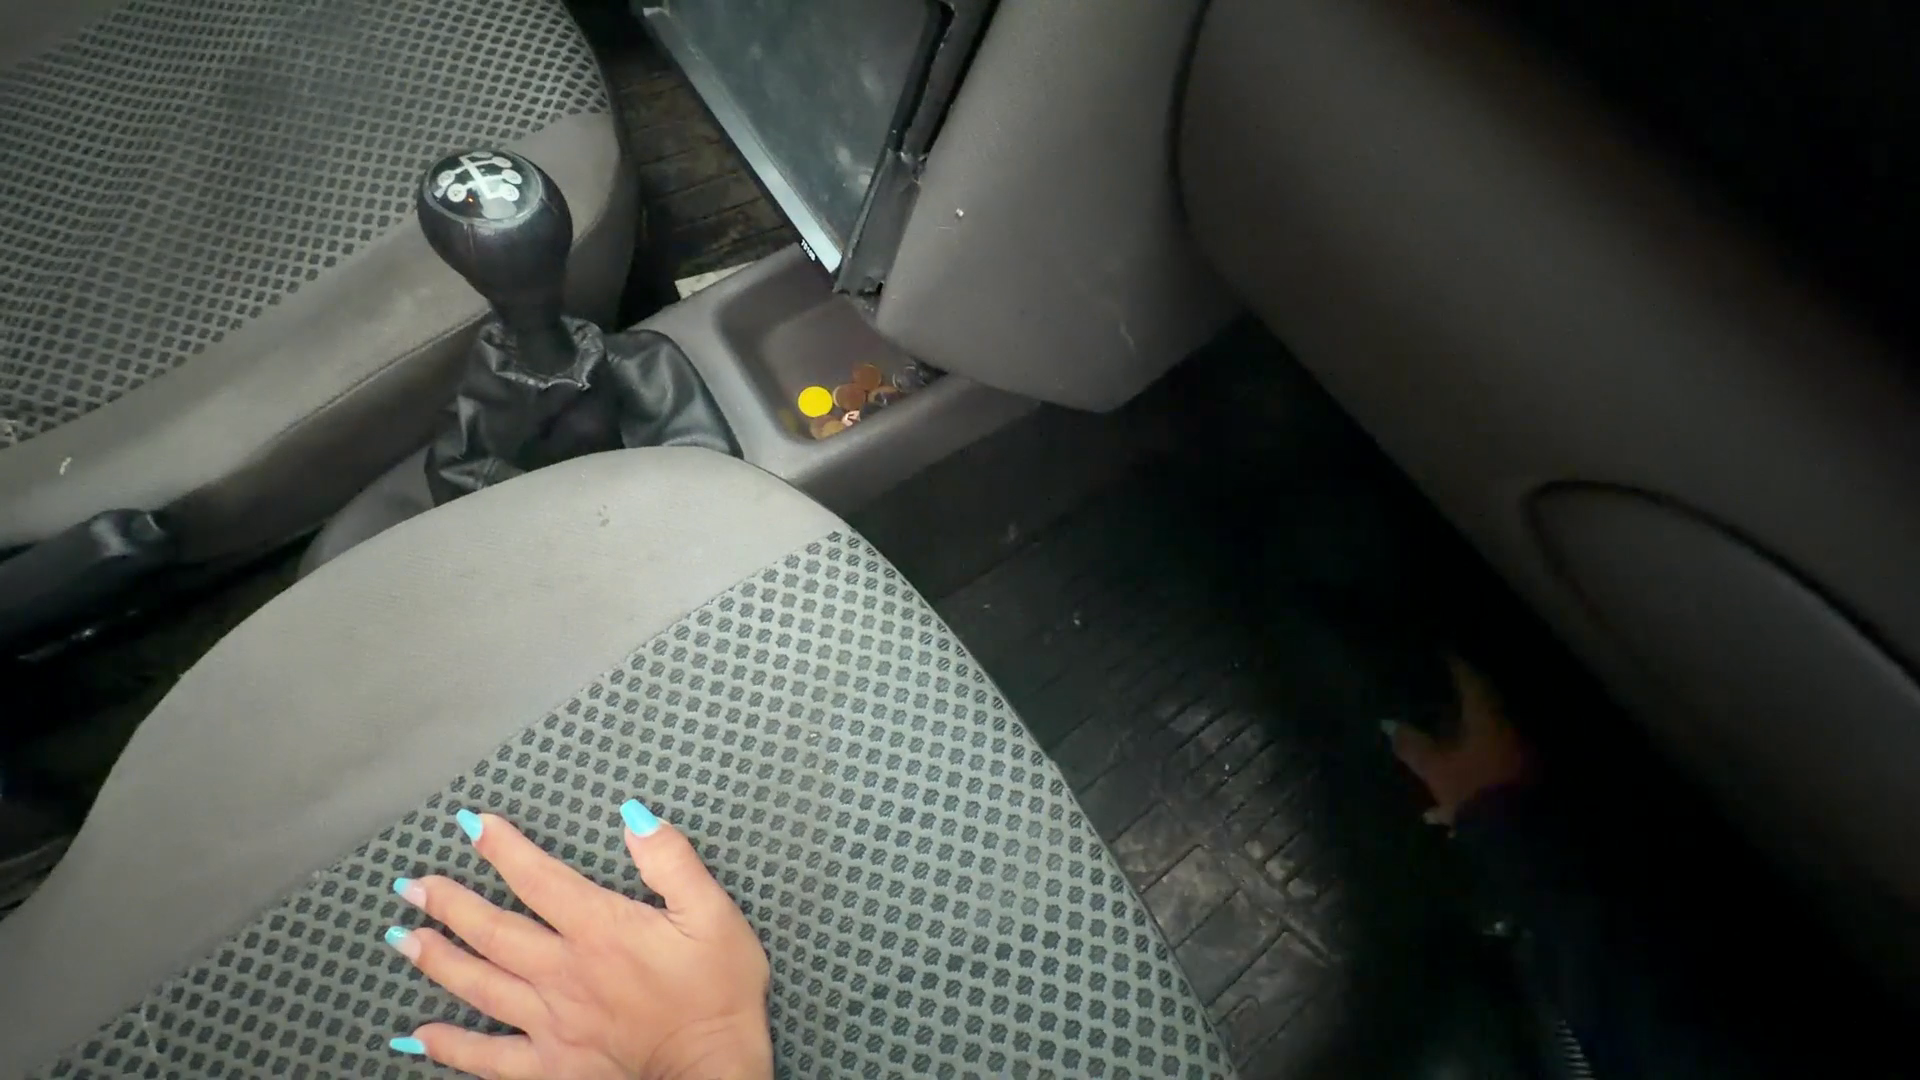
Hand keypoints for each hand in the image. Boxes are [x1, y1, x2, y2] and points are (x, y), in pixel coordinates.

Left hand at [383, 801, 772, 1079]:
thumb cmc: (717, 984)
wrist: (713, 1067)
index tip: (473, 825)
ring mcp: (552, 1022)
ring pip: (482, 987)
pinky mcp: (552, 1063)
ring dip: (439, 960)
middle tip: (414, 885)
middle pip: (496, 933)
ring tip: (404, 939)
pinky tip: (419, 1037)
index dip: (505, 850)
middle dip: (452, 905)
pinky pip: (489, 1057)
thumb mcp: (712, 910)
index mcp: (601, 930)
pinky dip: (451, 1046)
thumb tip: (635, 818)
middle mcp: (564, 973)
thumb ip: (672, 861)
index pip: (541, 881)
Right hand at [1387, 658, 1532, 825]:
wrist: (1522, 837)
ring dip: (1471, 733)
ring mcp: (1523, 753)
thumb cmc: (1474, 790)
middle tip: (1443, 692)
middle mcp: (1511, 729)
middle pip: (1485, 706)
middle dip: (1464, 700)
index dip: (1456, 666)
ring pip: (1491, 734)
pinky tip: (1463, 779)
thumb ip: (1410, 744)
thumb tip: (1387, 722)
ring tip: (1450, 735)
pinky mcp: (1528, 777)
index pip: (1472, 681)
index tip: (1443, 654)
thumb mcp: (1434, 768)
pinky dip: (1480, 760)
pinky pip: (1498, 759)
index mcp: (1488, 718)